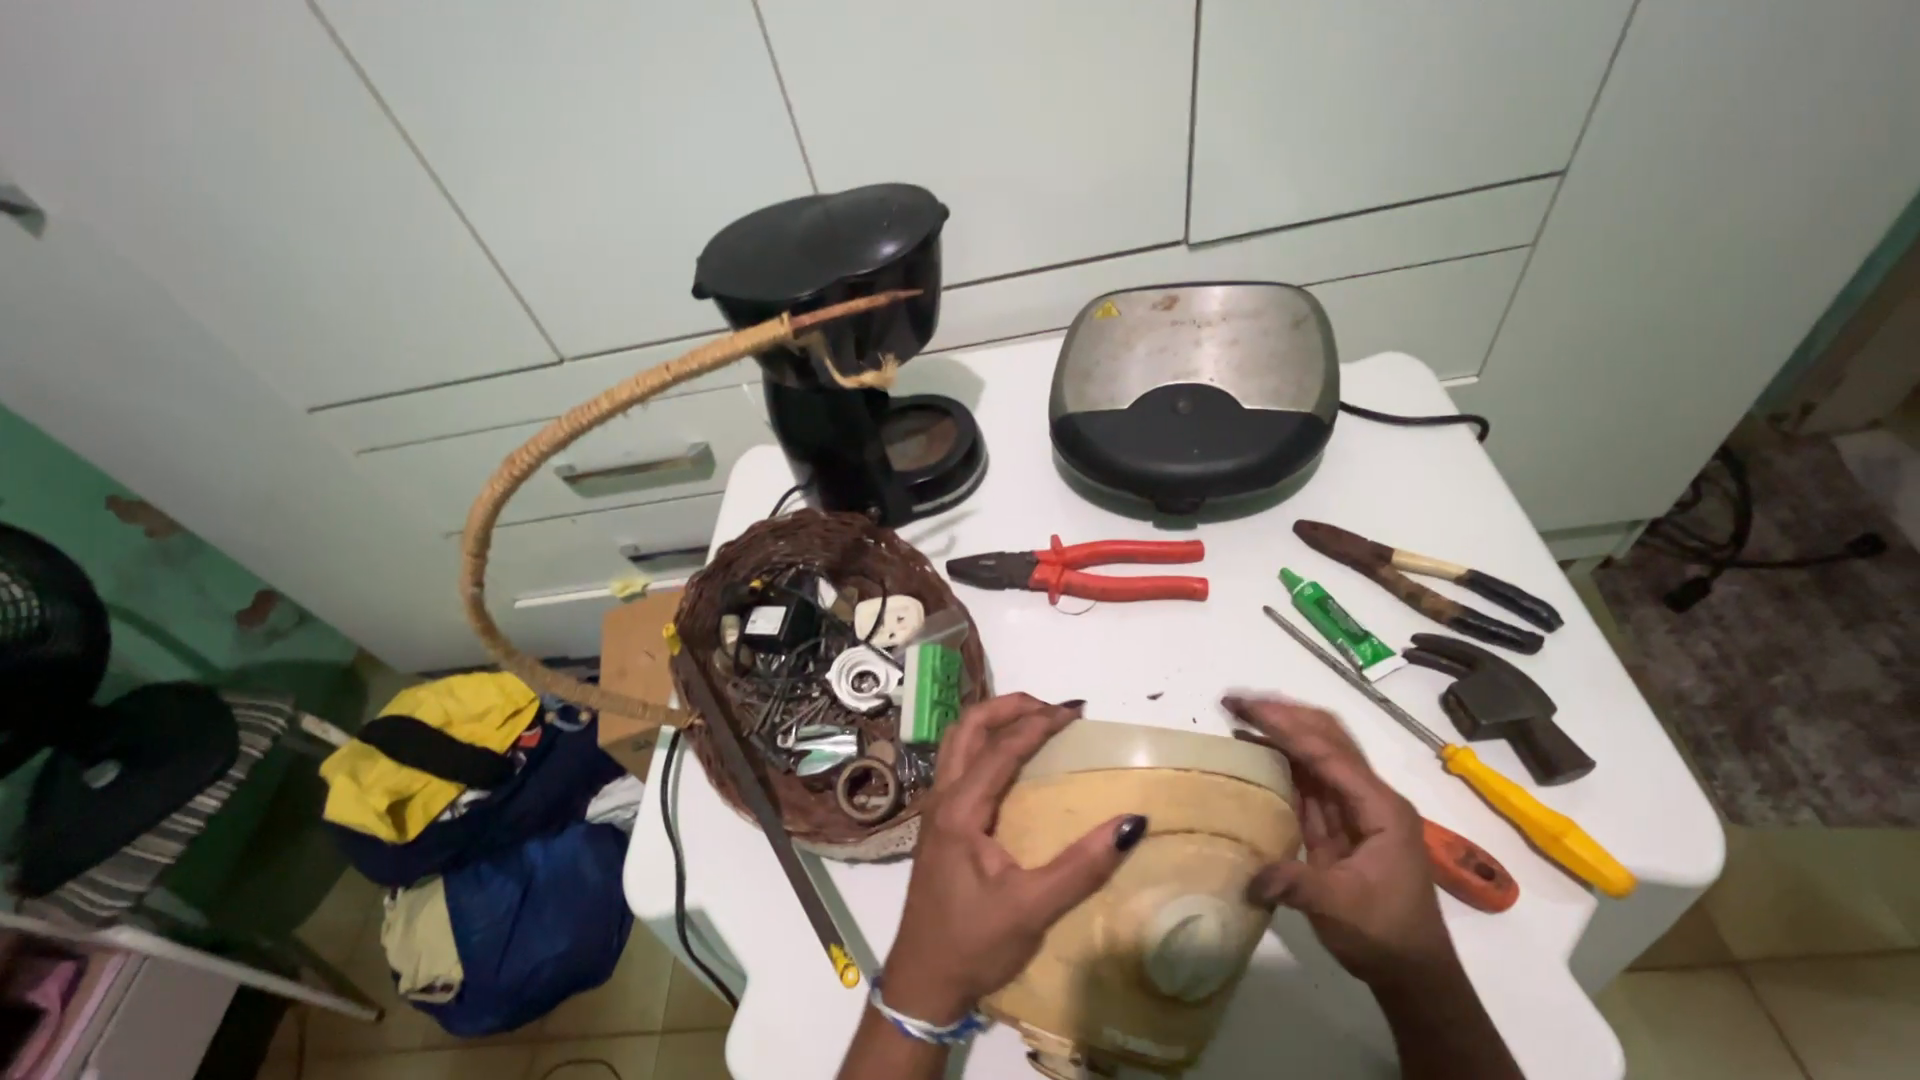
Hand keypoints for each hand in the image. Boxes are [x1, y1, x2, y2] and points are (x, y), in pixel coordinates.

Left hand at [881, 694, 1146, 1023]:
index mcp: (960, 810)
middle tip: (1051, 708)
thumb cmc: (973, 944)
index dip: (1039, 723)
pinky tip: (1010, 763)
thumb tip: (1132, 822)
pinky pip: (958, 765)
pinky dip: (985, 746)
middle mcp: (941, 799)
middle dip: (1007, 707)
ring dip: (992, 723)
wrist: (923, 982)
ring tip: (1033, 722)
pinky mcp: (939, 826)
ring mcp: (935, 811)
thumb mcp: (1033, 909)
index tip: (1075, 712)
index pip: (1001, 748)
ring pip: (957, 744)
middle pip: (966, 728)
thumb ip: (1081, 866)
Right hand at [1224, 696, 1454, 989]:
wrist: (1413, 972)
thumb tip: (1252, 876)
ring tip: (1240, 715)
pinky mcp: (1338, 825)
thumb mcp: (1342, 909)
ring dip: (1282, 732)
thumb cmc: (1387, 935)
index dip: (1286, 726)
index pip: (1328, 753)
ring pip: (1317, 754)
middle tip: (1237, 701)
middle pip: (1327, 739)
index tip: (1247, 707)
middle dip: (1284, 715)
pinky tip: (1255, 753)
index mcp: (1379, 807)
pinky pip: (1308, 781)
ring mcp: (1355, 810)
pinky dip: (1282, 761)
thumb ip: (1298, 885)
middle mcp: (1370, 798)